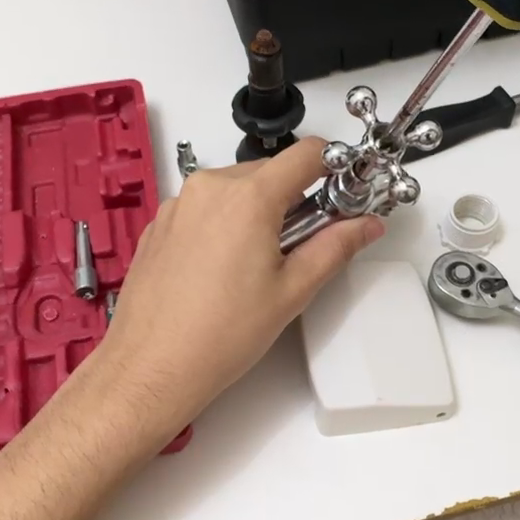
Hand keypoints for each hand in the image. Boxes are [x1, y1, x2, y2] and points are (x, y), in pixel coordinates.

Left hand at [82, 137, 383, 429]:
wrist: (151, 366)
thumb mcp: (293, 292)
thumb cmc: (221, 335)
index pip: (306, 153)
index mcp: (248, 197)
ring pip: (233, 191)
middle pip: (268, 172)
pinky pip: (202, 210)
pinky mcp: (158, 226)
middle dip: (293, 200)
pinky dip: (222, 226)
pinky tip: (221, 272)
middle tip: (300, 246)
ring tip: (256, 266)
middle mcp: (208, 188)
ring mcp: (177, 205)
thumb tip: (367, 225)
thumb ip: (335, 247)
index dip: (333, 167)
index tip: (341, 192)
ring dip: (255, 213)